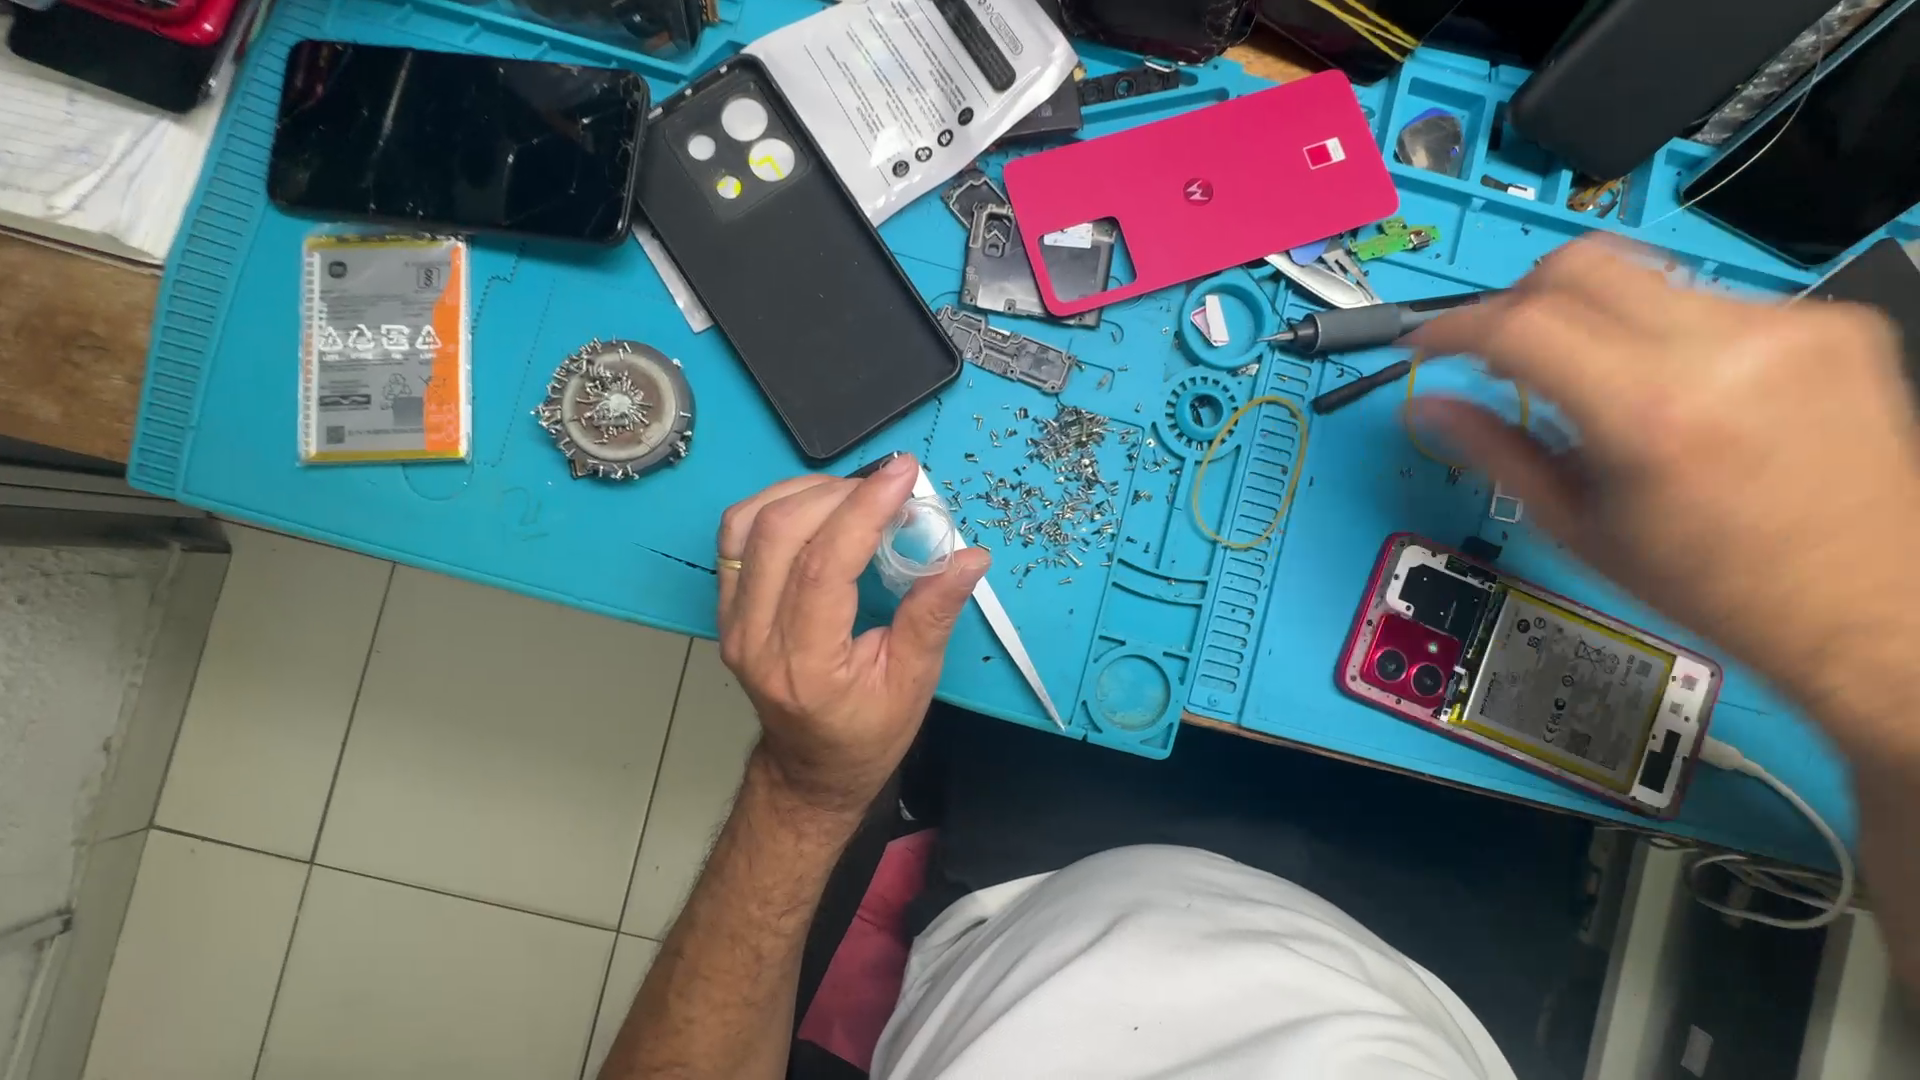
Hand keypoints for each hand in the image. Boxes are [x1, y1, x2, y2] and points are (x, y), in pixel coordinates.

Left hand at [715, 454, 990, 816]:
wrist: (809, 770)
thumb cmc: (866, 736)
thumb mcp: (913, 685)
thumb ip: (934, 615)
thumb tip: (970, 556)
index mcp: (806, 664)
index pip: (824, 566)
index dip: (864, 510)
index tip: (904, 474)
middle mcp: (754, 638)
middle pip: (778, 533)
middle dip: (838, 492)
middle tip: (887, 488)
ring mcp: (731, 621)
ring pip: (747, 524)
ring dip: (803, 492)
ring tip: (854, 493)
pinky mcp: (727, 609)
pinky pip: (736, 537)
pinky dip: (776, 505)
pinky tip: (817, 506)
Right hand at [1406, 236, 1919, 738]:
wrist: (1872, 603)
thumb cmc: (1715, 583)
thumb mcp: (1575, 523)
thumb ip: (1493, 448)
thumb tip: (1427, 407)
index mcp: (1649, 412)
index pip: (1521, 322)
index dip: (1454, 326)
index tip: (1428, 344)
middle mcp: (1726, 349)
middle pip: (1580, 264)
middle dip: (1515, 298)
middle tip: (1495, 347)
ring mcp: (1788, 328)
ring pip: (1640, 277)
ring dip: (1586, 317)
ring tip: (1582, 379)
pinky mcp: (1829, 326)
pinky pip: (1705, 301)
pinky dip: (1655, 333)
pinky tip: (1660, 389)